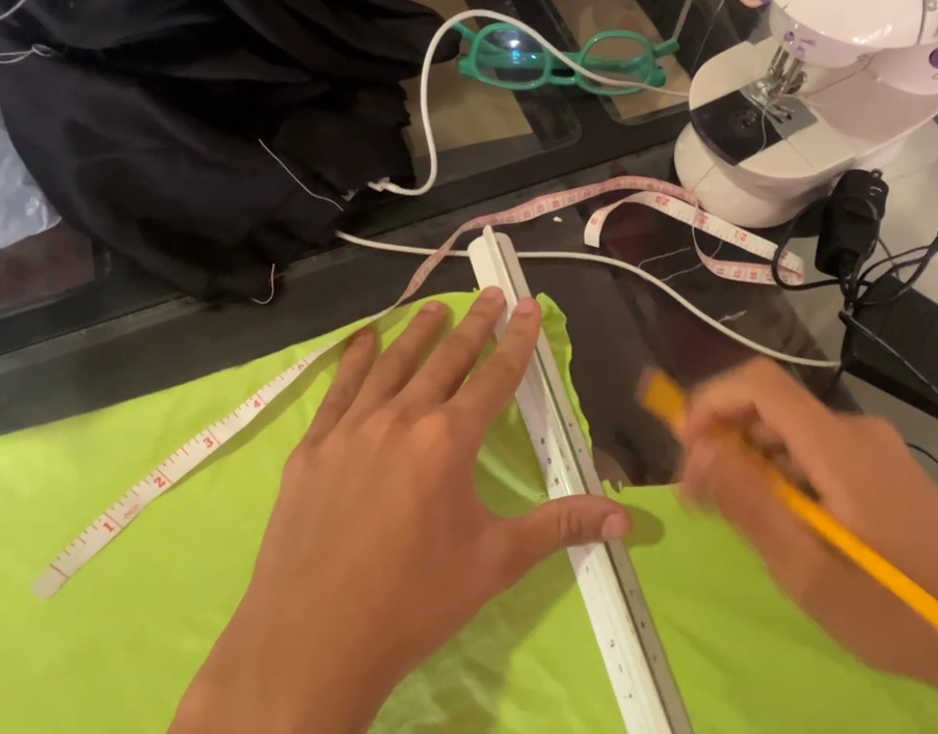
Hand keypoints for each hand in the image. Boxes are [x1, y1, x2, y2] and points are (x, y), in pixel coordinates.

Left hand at [171, 290, 630, 733]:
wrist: (312, 642)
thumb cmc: (414, 602)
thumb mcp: (496, 562)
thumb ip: (560, 527)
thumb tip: (625, 519)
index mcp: (448, 440)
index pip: (494, 376)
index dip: (517, 340)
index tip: (528, 307)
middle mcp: (400, 419)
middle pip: (445, 359)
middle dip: (473, 324)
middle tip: (491, 293)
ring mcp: (349, 430)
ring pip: (392, 364)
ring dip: (418, 332)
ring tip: (436, 306)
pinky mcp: (312, 450)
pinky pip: (338, 390)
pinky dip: (355, 360)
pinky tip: (364, 341)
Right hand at [677, 361, 937, 695]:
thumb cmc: (898, 610)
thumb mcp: (808, 569)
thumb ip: (748, 503)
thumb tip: (695, 450)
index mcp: (838, 446)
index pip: (760, 383)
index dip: (711, 400)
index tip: (684, 448)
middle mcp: (857, 431)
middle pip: (773, 407)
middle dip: (725, 440)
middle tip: (702, 499)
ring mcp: (877, 449)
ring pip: (794, 433)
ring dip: (754, 462)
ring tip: (741, 519)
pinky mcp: (886, 470)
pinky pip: (819, 453)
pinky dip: (786, 474)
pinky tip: (787, 523)